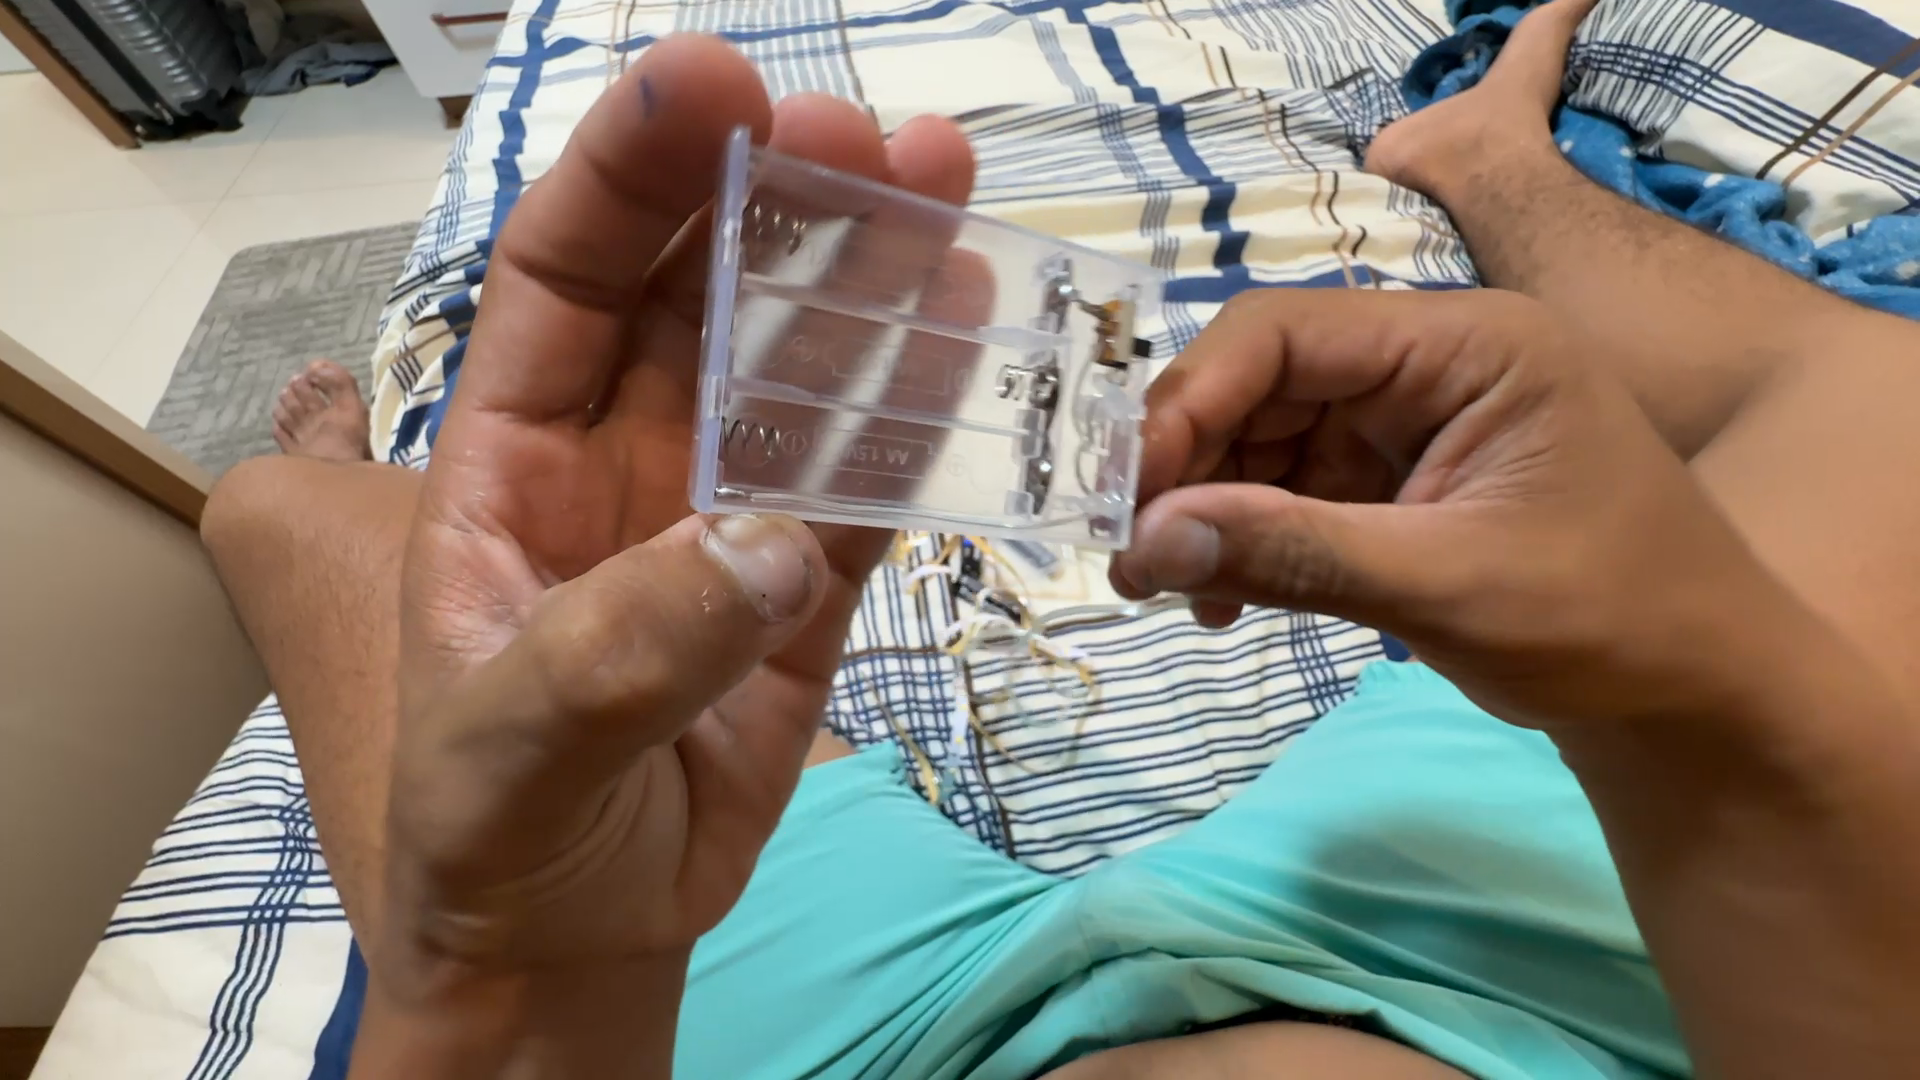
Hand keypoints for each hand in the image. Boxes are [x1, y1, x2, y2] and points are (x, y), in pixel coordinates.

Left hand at [382, 36, 973, 1004]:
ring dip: (876, 292)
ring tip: (948, 203)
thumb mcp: (513, 752)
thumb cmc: (507, 838)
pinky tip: (965, 344)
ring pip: (810, 379)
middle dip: (786, 207)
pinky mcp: (812, 583)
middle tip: (878, 138)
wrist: (590, 922)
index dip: (636, 176)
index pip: (568, 280)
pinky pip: (869, 484)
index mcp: (515, 464)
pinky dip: (915, 420)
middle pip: (711, 301)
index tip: (719, 88)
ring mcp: (735, 517)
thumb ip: (622, 649)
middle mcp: (633, 463)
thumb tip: (770, 552)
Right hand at [1110, 288, 1809, 730]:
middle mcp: (1414, 368)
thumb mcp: (1445, 585)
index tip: (1129, 493)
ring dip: (1196, 514)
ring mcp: (1386, 427)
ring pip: (1246, 444)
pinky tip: (1217, 599)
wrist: (1682, 699)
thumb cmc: (1607, 623)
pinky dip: (1230, 543)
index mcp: (1460, 345)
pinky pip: (1268, 494)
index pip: (1283, 334)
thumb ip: (1289, 555)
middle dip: (1181, 469)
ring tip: (1164, 589)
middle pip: (1252, 387)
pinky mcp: (1366, 483)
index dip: (1189, 401)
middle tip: (1131, 554)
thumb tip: (1143, 546)